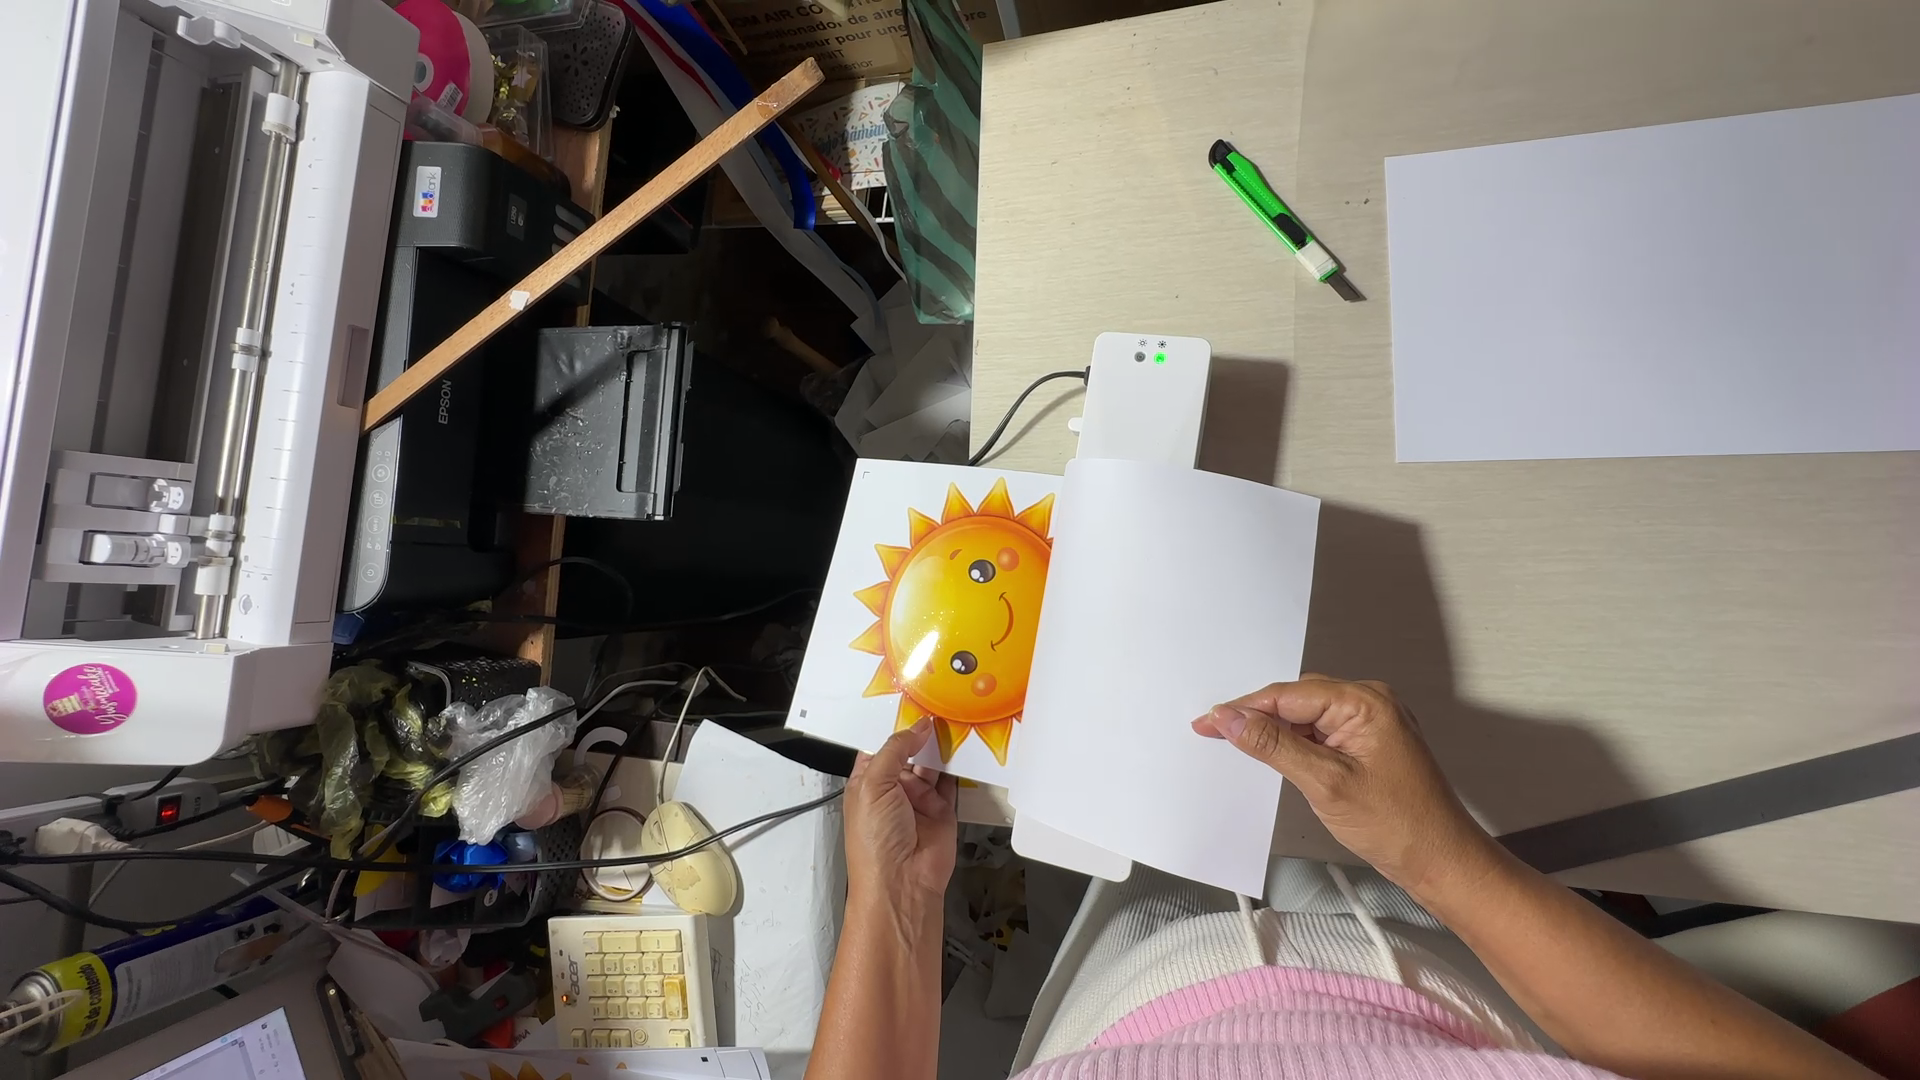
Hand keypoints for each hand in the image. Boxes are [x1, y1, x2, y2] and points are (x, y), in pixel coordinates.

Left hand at [845, 719, 958, 906]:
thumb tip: (918, 726)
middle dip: (920, 732)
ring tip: (953, 717)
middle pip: (908, 751)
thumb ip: (895, 749)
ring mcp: (918, 799)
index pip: (880, 745)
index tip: (910, 699)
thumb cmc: (875, 840)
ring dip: (940, 746)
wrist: (903, 884)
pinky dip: (959, 766)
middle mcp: (893, 788)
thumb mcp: (874, 784)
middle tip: (938, 702)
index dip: (893, 725)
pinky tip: (964, 745)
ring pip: (931, 763)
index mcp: (868, 781)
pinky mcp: (943, 810)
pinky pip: (952, 781)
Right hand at [1192, 676, 1498, 896]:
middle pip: (1294, 699)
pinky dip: (1294, 742)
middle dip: (1256, 716)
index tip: (1207, 722)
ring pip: (1304, 715)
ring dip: (1274, 730)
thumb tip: (1228, 718)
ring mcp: (1371, 721)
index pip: (1286, 696)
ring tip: (1239, 743)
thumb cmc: (1397, 826)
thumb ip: (1272, 744)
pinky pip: (1320, 730)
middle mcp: (1369, 702)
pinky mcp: (1368, 741)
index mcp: (1363, 702)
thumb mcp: (1323, 782)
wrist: (1444, 865)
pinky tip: (1275, 754)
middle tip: (1215, 732)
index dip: (1243, 708)